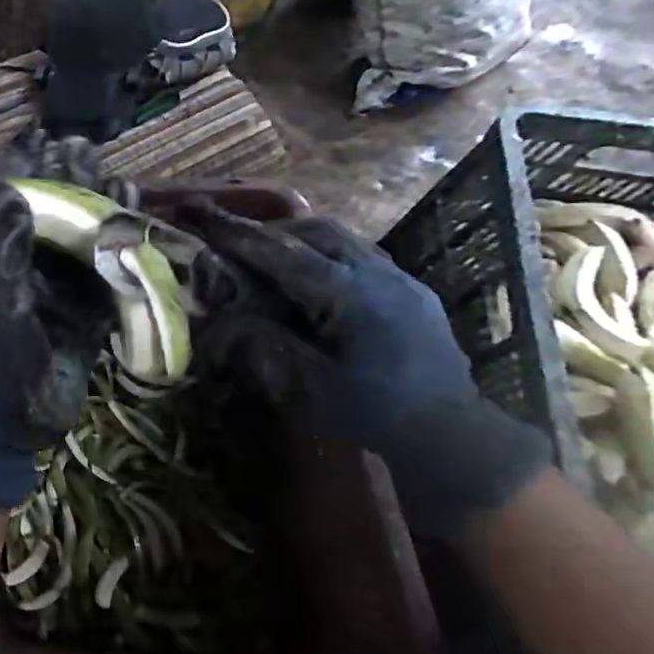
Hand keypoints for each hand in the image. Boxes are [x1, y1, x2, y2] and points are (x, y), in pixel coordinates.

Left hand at [0, 140, 114, 510]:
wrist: (12, 425)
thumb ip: (2, 250)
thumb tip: (8, 191)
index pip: (1, 200)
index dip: (19, 166)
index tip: (37, 135)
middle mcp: (22, 261)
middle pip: (44, 207)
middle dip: (61, 175)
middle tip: (82, 144)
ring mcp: (55, 282)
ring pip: (76, 229)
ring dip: (91, 199)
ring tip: (107, 167)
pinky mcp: (85, 304)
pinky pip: (103, 263)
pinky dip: (117, 238)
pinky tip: (130, 211)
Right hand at [179, 203, 548, 537]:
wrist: (454, 439)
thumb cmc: (375, 416)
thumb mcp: (309, 387)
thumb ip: (263, 344)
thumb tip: (219, 317)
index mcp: (351, 296)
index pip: (282, 253)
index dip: (237, 234)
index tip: (200, 214)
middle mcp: (378, 275)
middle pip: (314, 232)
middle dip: (267, 230)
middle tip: (230, 237)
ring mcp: (399, 280)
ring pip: (340, 238)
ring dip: (296, 238)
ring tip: (264, 252)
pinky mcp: (409, 292)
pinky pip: (357, 254)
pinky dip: (321, 252)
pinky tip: (308, 274)